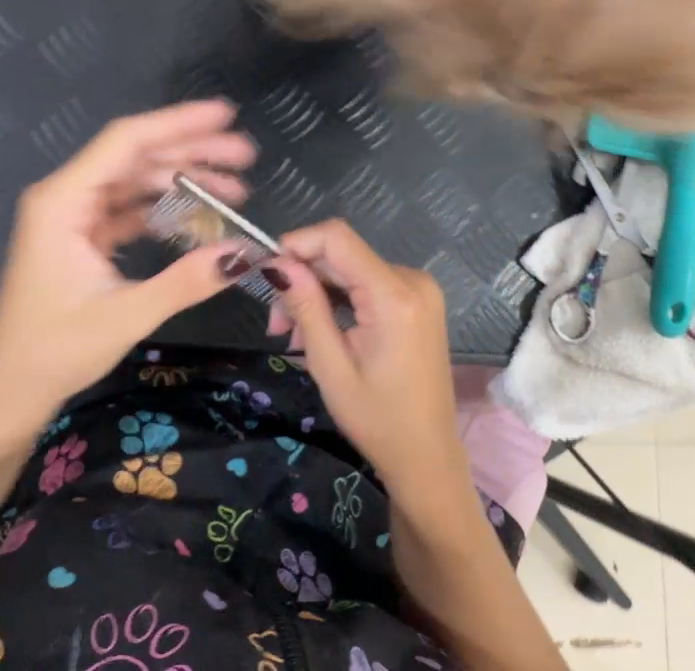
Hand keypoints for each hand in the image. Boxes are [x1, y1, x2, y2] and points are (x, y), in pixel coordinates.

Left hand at [0, 100, 257, 424]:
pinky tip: (199, 219)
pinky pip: (127, 209)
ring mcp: (72, 216)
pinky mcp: (80, 237)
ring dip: (181, 183)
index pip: (126, 141)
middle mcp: (65, 197)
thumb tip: (246, 254)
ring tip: (235, 190)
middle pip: (134, 157)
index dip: (179, 123)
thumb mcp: (126, 315)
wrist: (12, 389)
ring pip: (134, 182)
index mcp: (62, 201)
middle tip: (246, 157)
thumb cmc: (55, 351)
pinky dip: (162, 211)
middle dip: (191, 153)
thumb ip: (186, 280)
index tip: (226, 116)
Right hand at [265, 220, 467, 497]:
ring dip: (317, 293)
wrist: (427, 456)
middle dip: (302, 279)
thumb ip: (306, 307)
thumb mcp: (330, 365)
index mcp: (394, 296)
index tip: (267, 274)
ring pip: (351, 269)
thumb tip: (277, 264)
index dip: (297, 244)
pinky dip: (339, 300)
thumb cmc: (377, 419)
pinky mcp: (418, 301)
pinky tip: (322, 330)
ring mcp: (419, 290)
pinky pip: (368, 283)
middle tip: (276, 325)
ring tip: (294, 336)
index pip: (337, 238)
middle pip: (342, 255)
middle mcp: (413, 281)